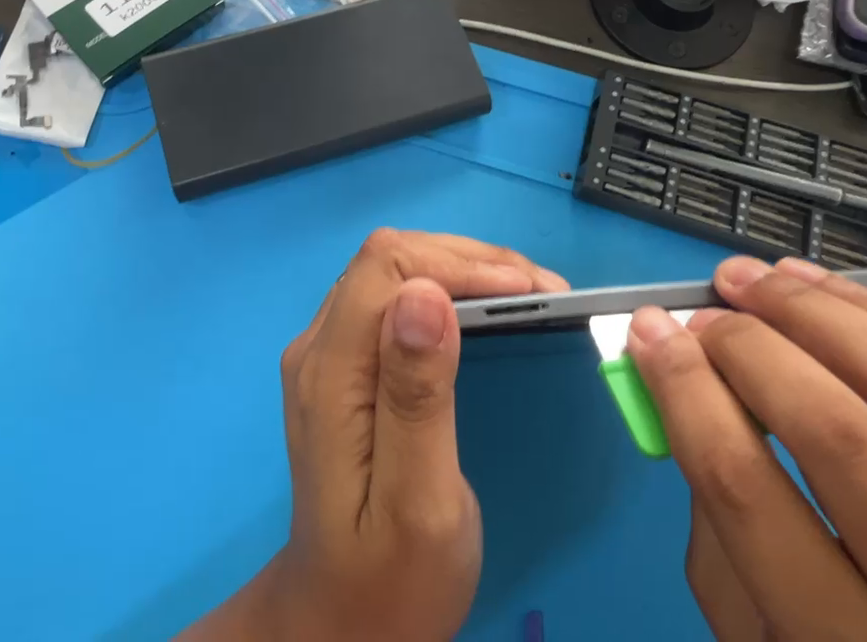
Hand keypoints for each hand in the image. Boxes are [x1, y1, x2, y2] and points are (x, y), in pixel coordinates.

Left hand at [184, 229, 567, 640]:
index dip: (458, 264)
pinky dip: (450, 294)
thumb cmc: (391, 576)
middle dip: (470, 261)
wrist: (341, 618)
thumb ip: (417, 395)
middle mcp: (318, 348)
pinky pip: (396, 301)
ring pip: (393, 272)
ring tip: (534, 296)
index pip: (384, 267)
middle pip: (388, 260)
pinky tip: (492, 311)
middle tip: (548, 293)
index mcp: (330, 373)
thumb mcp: (418, 498)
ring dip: (465, 271)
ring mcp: (328, 355)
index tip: (529, 294)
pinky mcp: (347, 368)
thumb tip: (424, 293)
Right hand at [629, 257, 866, 641]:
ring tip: (750, 276)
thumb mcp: (746, 626)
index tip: (647, 329)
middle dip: (750, 348)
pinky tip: (811, 286)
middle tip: (698, 312)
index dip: (686, 391)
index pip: (747, 486)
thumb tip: (687, 379)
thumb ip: (714, 508)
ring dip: (816, 313)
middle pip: (838, 432)